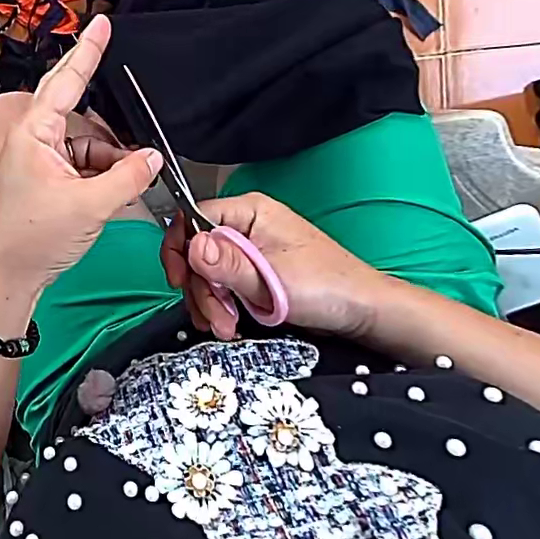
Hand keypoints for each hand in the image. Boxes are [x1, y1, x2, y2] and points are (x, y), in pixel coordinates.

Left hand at [0, 16, 161, 302]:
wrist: (10, 277)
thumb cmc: (30, 241)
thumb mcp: (91, 206)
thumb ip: (128, 177)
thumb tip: (152, 158)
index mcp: (32, 135)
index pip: (65, 81)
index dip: (88, 51)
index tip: (101, 25)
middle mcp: (30, 140)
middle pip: (79, 115)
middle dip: (108, 133)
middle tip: (128, 142)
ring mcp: (35, 158)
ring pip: (83, 142)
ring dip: (107, 160)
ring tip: (119, 185)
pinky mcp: (41, 176)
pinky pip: (78, 161)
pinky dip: (98, 173)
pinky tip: (108, 191)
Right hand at [161, 192, 394, 341]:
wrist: (360, 312)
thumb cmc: (328, 286)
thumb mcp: (272, 278)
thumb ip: (229, 264)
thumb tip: (193, 246)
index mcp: (251, 212)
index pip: (194, 218)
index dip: (180, 249)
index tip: (179, 278)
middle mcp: (246, 227)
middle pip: (197, 252)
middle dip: (201, 288)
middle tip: (216, 316)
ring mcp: (249, 252)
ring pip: (206, 273)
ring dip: (210, 303)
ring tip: (227, 327)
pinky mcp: (253, 274)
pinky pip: (222, 287)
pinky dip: (221, 307)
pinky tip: (230, 324)